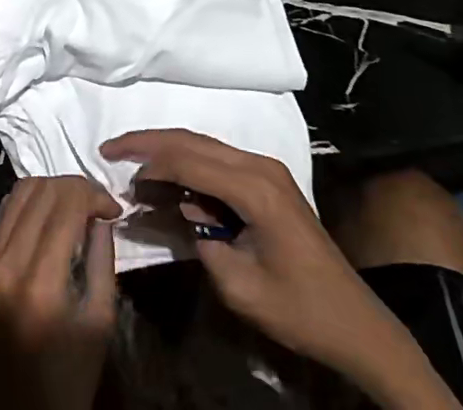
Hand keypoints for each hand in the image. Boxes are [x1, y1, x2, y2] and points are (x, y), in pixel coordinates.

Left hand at [0, 176, 120, 409]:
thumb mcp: (99, 324)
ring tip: (76, 207)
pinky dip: (31, 201)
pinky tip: (50, 216)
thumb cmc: (66, 380)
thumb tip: (102, 217)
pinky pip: (5, 212)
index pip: (67, 203)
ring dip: (52, 189)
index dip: (95, 194)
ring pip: (20, 192)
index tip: (115, 209)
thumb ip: (102, 262)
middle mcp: (9, 262)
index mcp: (42, 281)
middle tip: (99, 206)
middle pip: (43, 190)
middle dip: (77, 186)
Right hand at [100, 130, 459, 409]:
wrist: (351, 321)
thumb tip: (174, 205)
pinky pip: (219, 161)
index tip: (114, 170)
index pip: (189, 159)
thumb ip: (199, 238)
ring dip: (167, 150)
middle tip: (111, 148)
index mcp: (255, 188)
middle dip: (150, 142)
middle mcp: (261, 167)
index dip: (149, 162)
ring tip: (130, 158)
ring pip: (206, 146)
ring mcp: (267, 171)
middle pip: (195, 142)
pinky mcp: (268, 182)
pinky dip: (189, 164)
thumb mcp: (237, 283)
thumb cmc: (296, 308)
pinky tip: (167, 176)